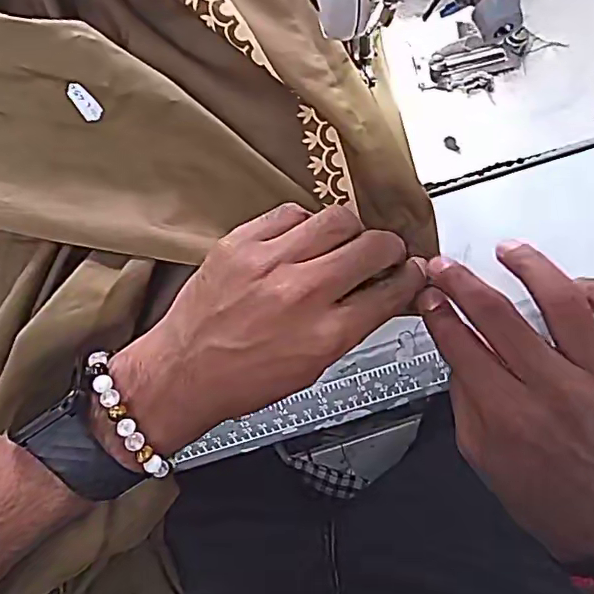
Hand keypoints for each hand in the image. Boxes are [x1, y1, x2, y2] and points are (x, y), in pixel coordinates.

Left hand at [108, 204, 426, 456]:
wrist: (182, 372)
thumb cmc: (241, 380)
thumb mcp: (312, 367)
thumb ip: (350, 327)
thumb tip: (378, 297)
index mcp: (325, 335)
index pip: (390, 292)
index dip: (409, 278)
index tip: (410, 272)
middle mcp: (301, 293)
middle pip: (372, 247)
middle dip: (389, 249)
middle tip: (384, 252)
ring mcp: (269, 263)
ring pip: (338, 219)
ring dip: (352, 230)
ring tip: (345, 241)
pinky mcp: (240, 243)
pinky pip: (291, 213)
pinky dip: (306, 224)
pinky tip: (303, 238)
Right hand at [416, 242, 593, 565]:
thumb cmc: (542, 494)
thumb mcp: (480, 454)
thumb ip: (465, 398)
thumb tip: (456, 346)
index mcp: (508, 416)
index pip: (462, 345)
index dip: (439, 313)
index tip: (429, 295)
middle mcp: (553, 392)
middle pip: (499, 317)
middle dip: (463, 283)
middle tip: (446, 267)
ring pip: (563, 304)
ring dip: (530, 268)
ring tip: (508, 250)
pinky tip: (573, 285)